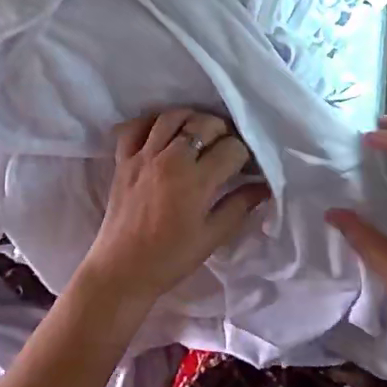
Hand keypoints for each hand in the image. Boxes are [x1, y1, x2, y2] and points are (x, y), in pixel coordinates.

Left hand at [75, 108, 270, 308]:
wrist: (122, 270)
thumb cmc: (171, 258)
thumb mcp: (212, 236)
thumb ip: (239, 206)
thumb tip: (264, 187)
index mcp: (195, 180)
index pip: (231, 148)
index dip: (245, 154)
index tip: (246, 166)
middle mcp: (170, 159)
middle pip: (204, 124)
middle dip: (223, 131)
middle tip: (227, 147)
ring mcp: (143, 156)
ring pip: (172, 117)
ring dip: (191, 119)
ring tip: (199, 133)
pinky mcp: (122, 160)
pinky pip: (136, 126)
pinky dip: (151, 122)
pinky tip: (163, 132)